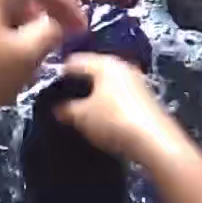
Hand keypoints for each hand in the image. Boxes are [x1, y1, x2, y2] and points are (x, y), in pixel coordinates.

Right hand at [53, 52, 193, 165]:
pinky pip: (119, 96)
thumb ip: (65, 109)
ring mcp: (137, 81)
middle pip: (92, 70)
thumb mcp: (80, 116)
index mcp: (104, 62)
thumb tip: (56, 107)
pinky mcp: (146, 99)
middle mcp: (122, 65)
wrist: (155, 142)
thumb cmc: (113, 121)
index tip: (45, 88)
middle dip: (77, 84)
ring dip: (93, 95)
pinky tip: (101, 119)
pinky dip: (108, 104)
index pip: (73, 60)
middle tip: (60, 100)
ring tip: (78, 112)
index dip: (57, 73)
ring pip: (107, 84)